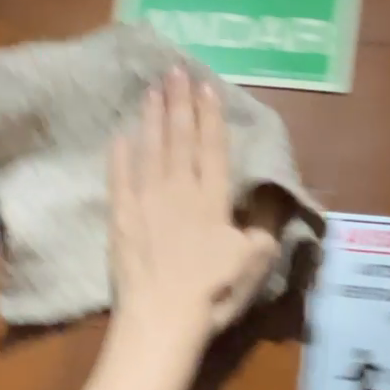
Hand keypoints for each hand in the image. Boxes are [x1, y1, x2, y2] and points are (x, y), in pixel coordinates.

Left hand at [108, 67, 279, 344]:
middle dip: (178, 102)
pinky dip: (119, 156)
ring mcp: (146, 203)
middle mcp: (179, 191)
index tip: (205, 84)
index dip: (210, 114)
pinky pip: (119, 180)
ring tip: (151, 90)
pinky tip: (120, 136)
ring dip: (151, 118)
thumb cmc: (213, 294)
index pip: (213, 147)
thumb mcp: (255, 262)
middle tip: (173, 69)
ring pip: (149, 151)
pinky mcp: (120, 221)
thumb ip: (264, 227)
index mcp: (213, 199)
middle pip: (179, 139)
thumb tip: (270, 201)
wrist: (162, 320)